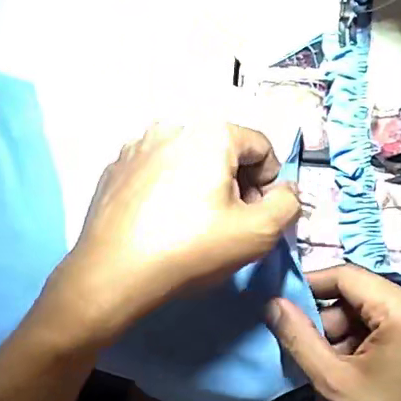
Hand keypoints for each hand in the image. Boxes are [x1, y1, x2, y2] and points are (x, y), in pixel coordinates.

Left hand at [47, 123, 300, 342]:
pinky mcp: (114, 169)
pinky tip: (165, 225)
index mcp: (211, 132)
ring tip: (197, 226)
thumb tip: (285, 191)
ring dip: (204, 186)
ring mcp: (137, 146)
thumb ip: (288, 204)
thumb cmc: (192, 249)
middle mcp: (172, 126)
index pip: (261, 147)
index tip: (260, 216)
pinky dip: (171, 191)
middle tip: (233, 224)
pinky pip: (158, 172)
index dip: (270, 183)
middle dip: (237, 184)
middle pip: (224, 151)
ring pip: (189, 160)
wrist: (113, 274)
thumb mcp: (258, 232)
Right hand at [265, 265, 400, 400]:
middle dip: (338, 322)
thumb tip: (273, 304)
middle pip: (371, 296)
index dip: (311, 286)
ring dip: (361, 336)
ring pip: (390, 313)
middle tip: (317, 359)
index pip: (349, 276)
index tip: (284, 306)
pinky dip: (387, 342)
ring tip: (346, 376)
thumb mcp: (337, 386)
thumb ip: (300, 339)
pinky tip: (375, 376)